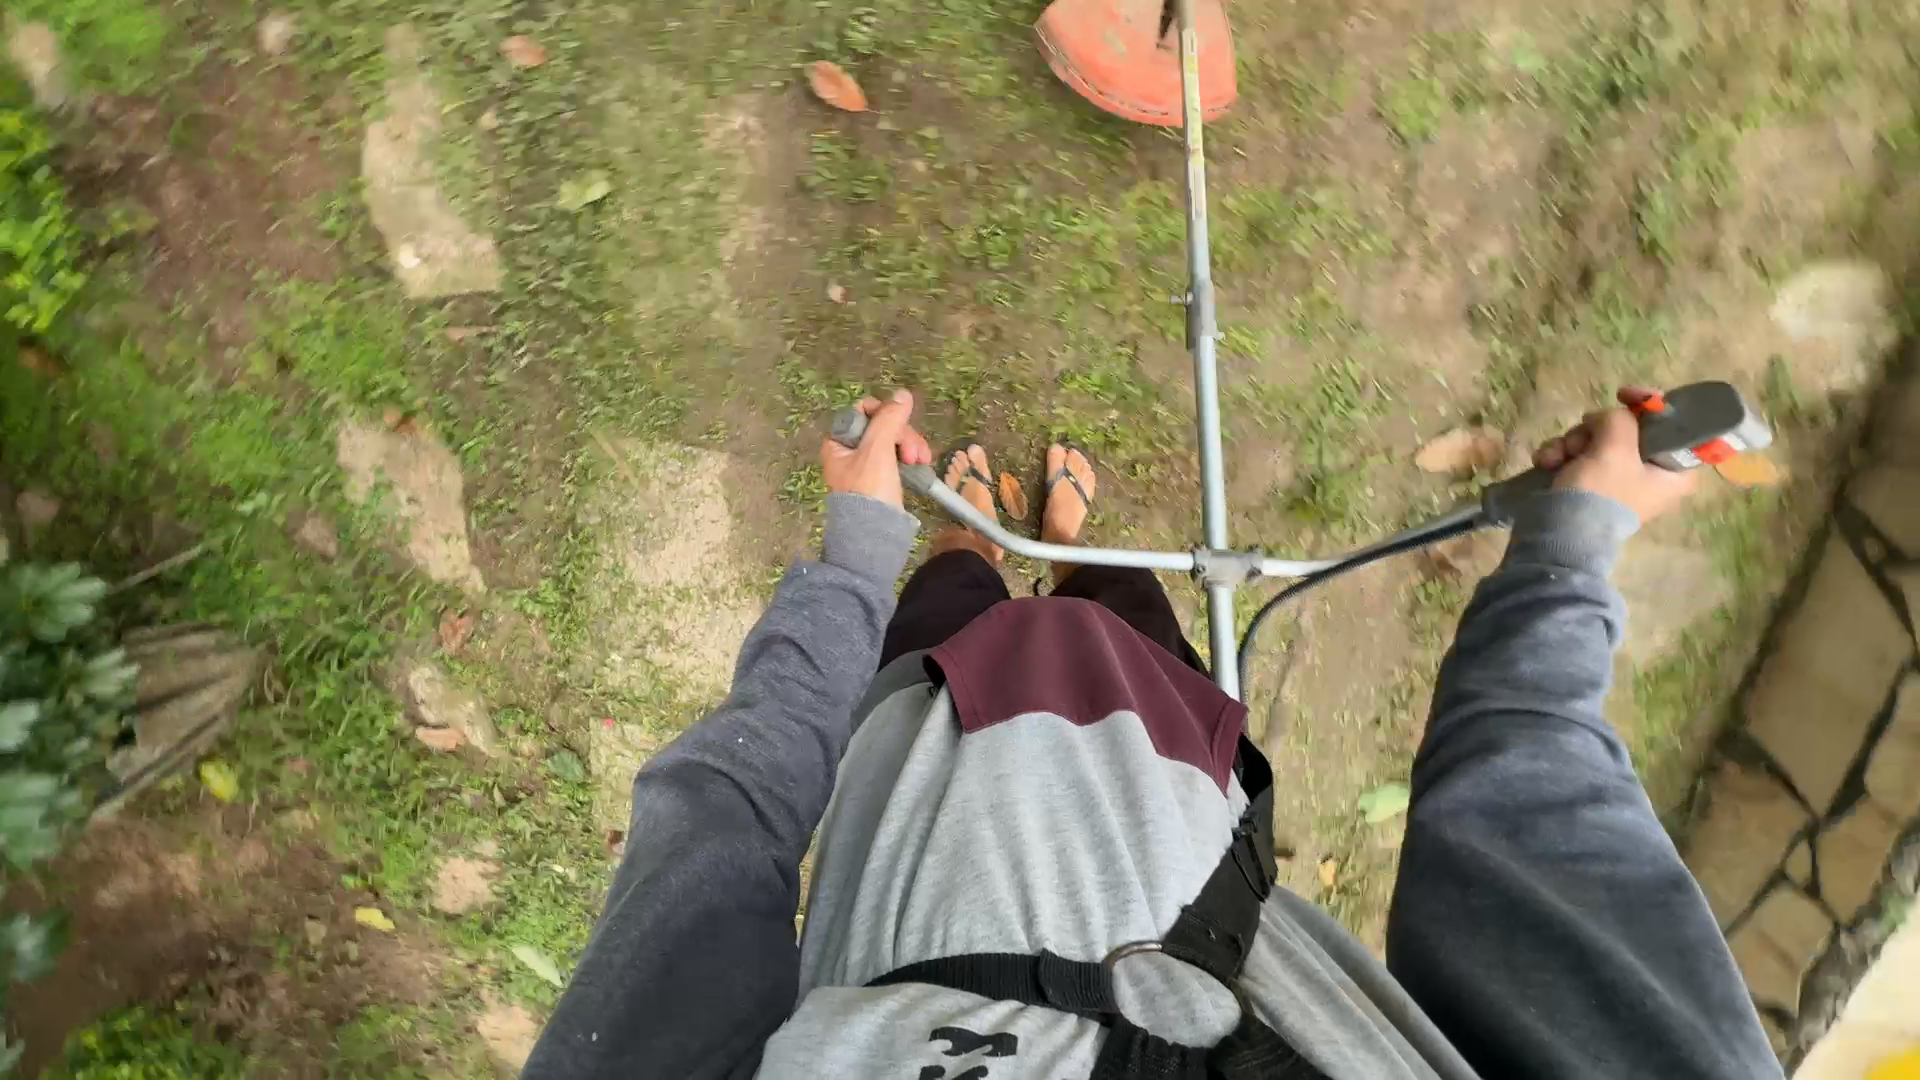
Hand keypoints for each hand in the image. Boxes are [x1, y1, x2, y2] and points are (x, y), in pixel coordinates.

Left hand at [820, 390, 932, 508]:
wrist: (874, 536)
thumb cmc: (870, 490)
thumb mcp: (878, 450)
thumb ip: (889, 419)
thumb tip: (903, 394)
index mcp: (839, 442)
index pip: (863, 411)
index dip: (886, 414)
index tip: (901, 427)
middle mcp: (849, 452)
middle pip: (882, 426)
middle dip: (904, 435)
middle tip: (916, 454)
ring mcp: (865, 467)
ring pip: (892, 441)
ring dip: (910, 446)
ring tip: (922, 461)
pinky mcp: (880, 480)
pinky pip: (897, 458)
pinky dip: (909, 459)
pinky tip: (920, 466)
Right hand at [1532, 387, 1698, 524]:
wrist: (1559, 534)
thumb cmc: (1598, 494)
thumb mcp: (1614, 450)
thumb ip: (1618, 420)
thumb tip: (1606, 416)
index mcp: (1675, 469)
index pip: (1674, 424)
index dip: (1649, 406)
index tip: (1623, 394)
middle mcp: (1649, 473)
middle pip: (1626, 430)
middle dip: (1594, 430)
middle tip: (1579, 440)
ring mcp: (1615, 480)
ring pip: (1595, 441)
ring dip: (1569, 442)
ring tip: (1556, 457)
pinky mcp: (1586, 485)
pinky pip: (1575, 456)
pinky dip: (1558, 456)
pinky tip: (1546, 464)